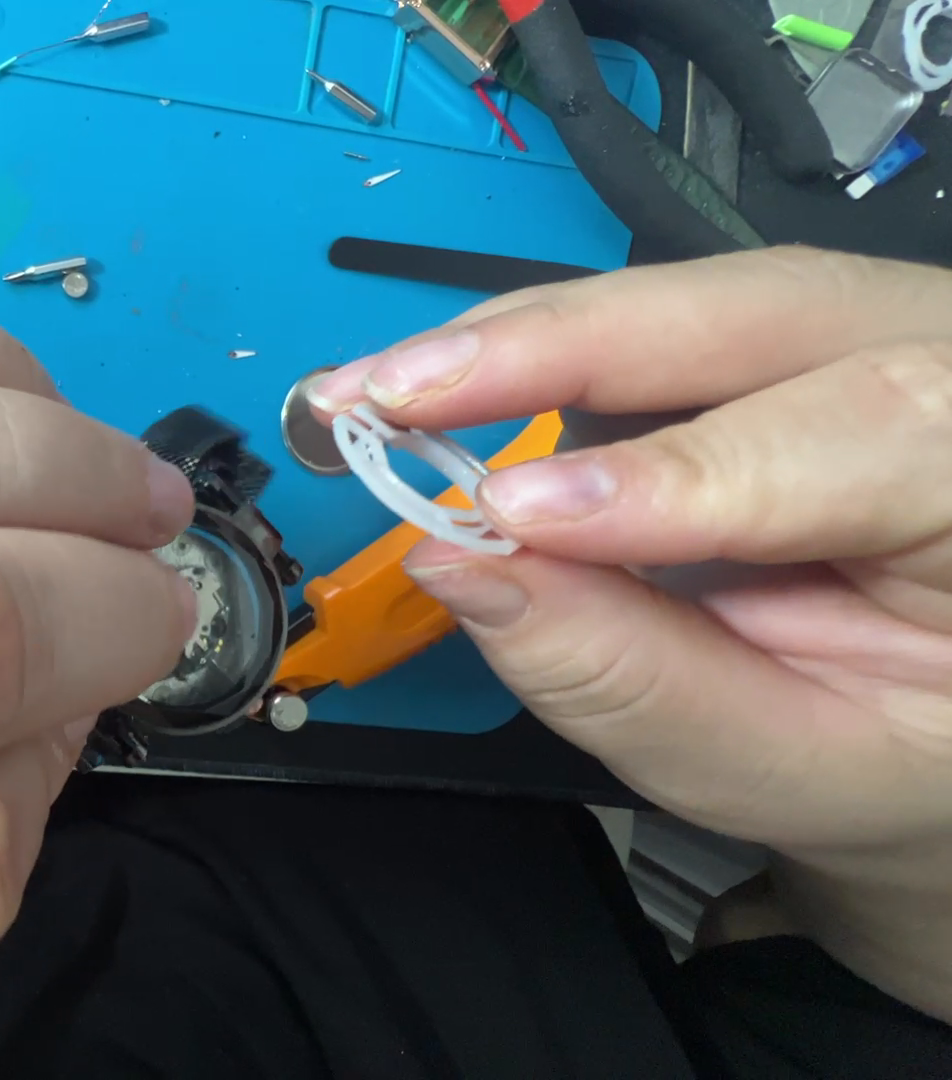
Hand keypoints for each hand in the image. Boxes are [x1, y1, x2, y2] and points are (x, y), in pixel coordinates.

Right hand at [308, 248, 951, 1016]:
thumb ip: (621, 675)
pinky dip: (499, 359)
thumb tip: (454, 566)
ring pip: (665, 300)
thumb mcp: (773, 763)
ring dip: (494, 345)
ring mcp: (847, 342)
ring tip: (369, 392)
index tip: (502, 514)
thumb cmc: (887, 765)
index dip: (676, 473)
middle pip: (756, 307)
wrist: (938, 725)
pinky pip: (616, 330)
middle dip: (544, 349)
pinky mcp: (739, 358)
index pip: (887, 435)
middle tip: (386, 393)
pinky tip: (419, 389)